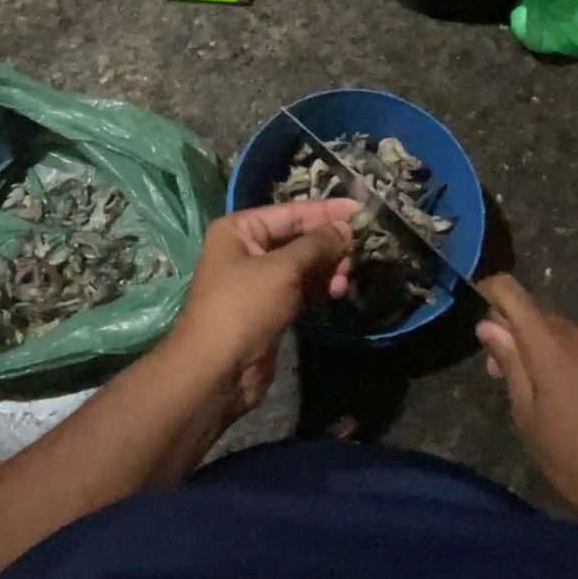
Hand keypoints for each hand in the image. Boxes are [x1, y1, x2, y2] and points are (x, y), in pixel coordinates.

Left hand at [168, 200, 357, 418]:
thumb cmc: (244, 306)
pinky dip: (318, 288)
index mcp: (239, 229)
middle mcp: (246, 250)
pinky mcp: (268, 308)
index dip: (326, 211)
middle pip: (298, 238)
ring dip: (326, 269)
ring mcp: (257, 280)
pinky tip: (335, 293)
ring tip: (343, 281)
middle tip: (354, 256)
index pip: (290, 212)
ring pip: (302, 265)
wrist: (217, 370)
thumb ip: (317, 245)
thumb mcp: (282, 268)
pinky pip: (300, 288)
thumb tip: (345, 228)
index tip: (360, 208)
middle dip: (328, 246)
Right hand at [475, 274, 577, 539]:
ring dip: (554, 353)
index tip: (480, 313)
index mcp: (555, 347)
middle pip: (542, 318)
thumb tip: (488, 326)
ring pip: (571, 336)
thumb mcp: (531, 422)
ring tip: (556, 399)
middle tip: (509, 377)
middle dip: (521, 337)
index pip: (513, 294)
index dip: (491, 292)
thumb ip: (510, 366)